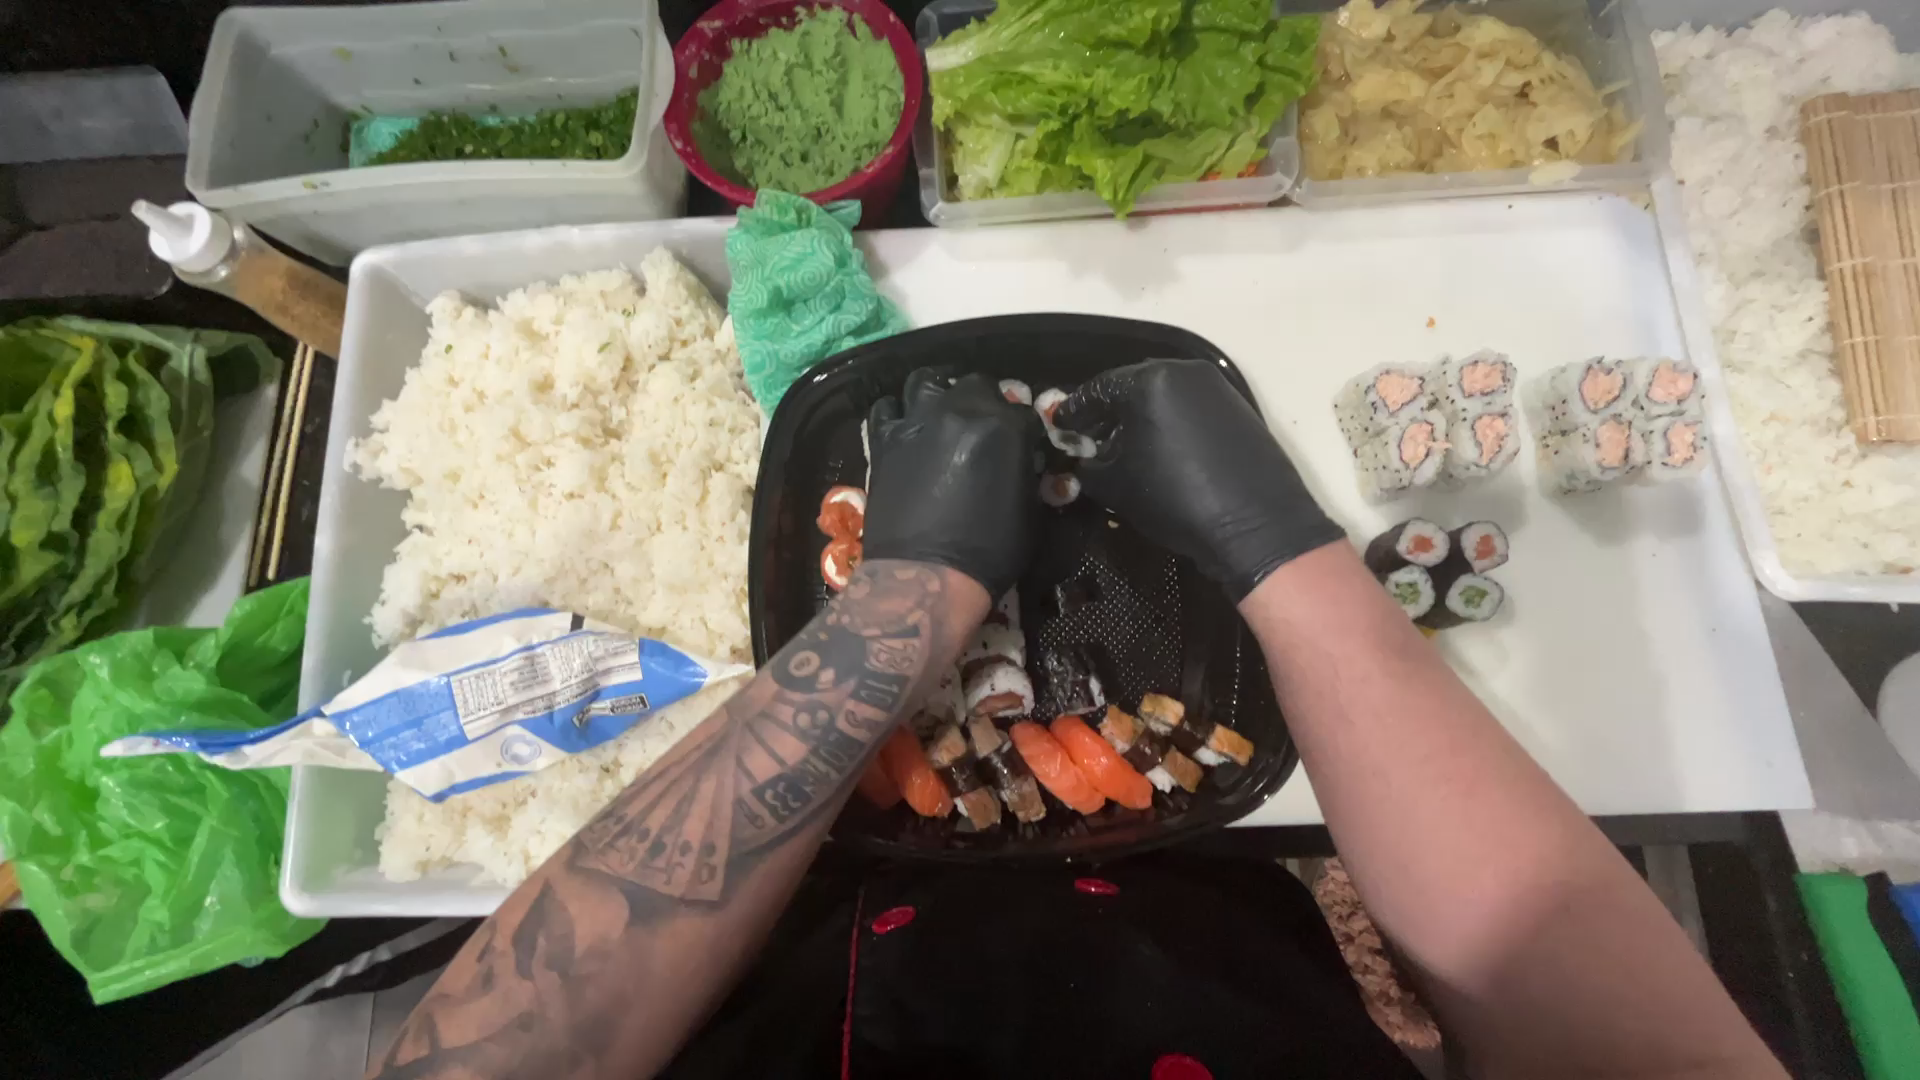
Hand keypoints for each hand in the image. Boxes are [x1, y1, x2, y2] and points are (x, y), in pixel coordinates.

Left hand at [866, 369, 1045, 597]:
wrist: (928, 576)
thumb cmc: (988, 553)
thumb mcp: (1029, 513)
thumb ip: (1027, 474)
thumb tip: (1023, 464)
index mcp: (1005, 427)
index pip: (1024, 412)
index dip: (1025, 431)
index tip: (1023, 447)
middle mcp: (961, 411)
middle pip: (977, 385)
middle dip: (985, 402)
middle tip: (983, 428)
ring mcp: (918, 422)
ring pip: (926, 381)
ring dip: (938, 393)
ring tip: (941, 413)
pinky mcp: (884, 439)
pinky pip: (885, 408)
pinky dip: (896, 414)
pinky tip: (904, 428)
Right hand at [1054, 358, 1344, 599]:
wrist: (1255, 525)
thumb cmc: (1175, 499)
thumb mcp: (1115, 485)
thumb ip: (1088, 464)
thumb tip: (1083, 458)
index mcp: (1148, 382)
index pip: (1097, 390)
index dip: (1074, 411)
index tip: (1060, 427)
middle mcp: (1183, 372)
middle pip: (1131, 387)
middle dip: (1107, 413)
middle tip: (1089, 438)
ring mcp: (1215, 388)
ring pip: (1162, 396)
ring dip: (1139, 417)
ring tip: (1122, 447)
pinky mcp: (1237, 407)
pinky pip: (1188, 407)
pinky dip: (1167, 422)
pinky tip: (1158, 450)